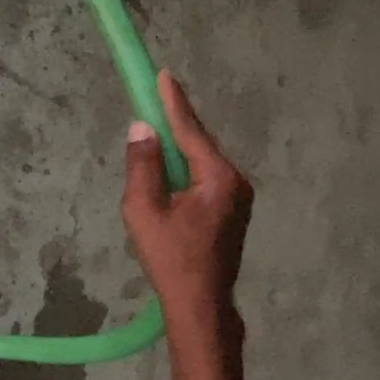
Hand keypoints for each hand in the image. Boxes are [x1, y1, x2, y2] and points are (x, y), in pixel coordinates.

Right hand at [122, 71, 253, 350]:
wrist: (200, 304)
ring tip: (153, 143)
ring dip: (177, 152)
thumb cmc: (170, 258)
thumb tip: (141, 129)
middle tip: (152, 103)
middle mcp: (235, 181)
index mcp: (217, 177)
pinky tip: (167, 176)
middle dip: (174, 127)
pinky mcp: (232, 212)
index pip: (189, 130)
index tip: (163, 75)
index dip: (172, 102)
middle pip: (198, 144)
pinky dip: (184, 171)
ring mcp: (238, 198)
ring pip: (201, 163)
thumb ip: (142, 166)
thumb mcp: (143, 210)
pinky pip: (205, 179)